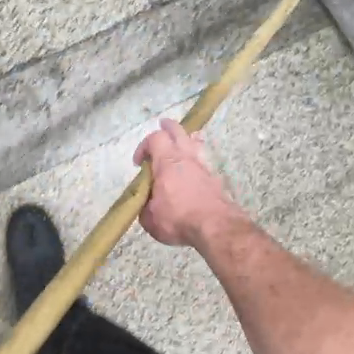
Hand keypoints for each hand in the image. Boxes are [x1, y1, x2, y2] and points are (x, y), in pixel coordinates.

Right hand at [133, 118, 246, 247]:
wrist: (215, 227)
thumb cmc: (178, 219)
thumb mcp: (150, 219)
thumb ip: (145, 207)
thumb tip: (146, 204)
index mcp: (167, 162)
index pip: (155, 139)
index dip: (144, 146)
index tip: (139, 163)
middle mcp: (186, 158)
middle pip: (178, 131)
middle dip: (168, 127)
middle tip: (163, 126)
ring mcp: (203, 167)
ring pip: (195, 143)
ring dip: (186, 140)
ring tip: (182, 142)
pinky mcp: (215, 179)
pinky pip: (204, 160)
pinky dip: (196, 159)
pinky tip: (194, 168)